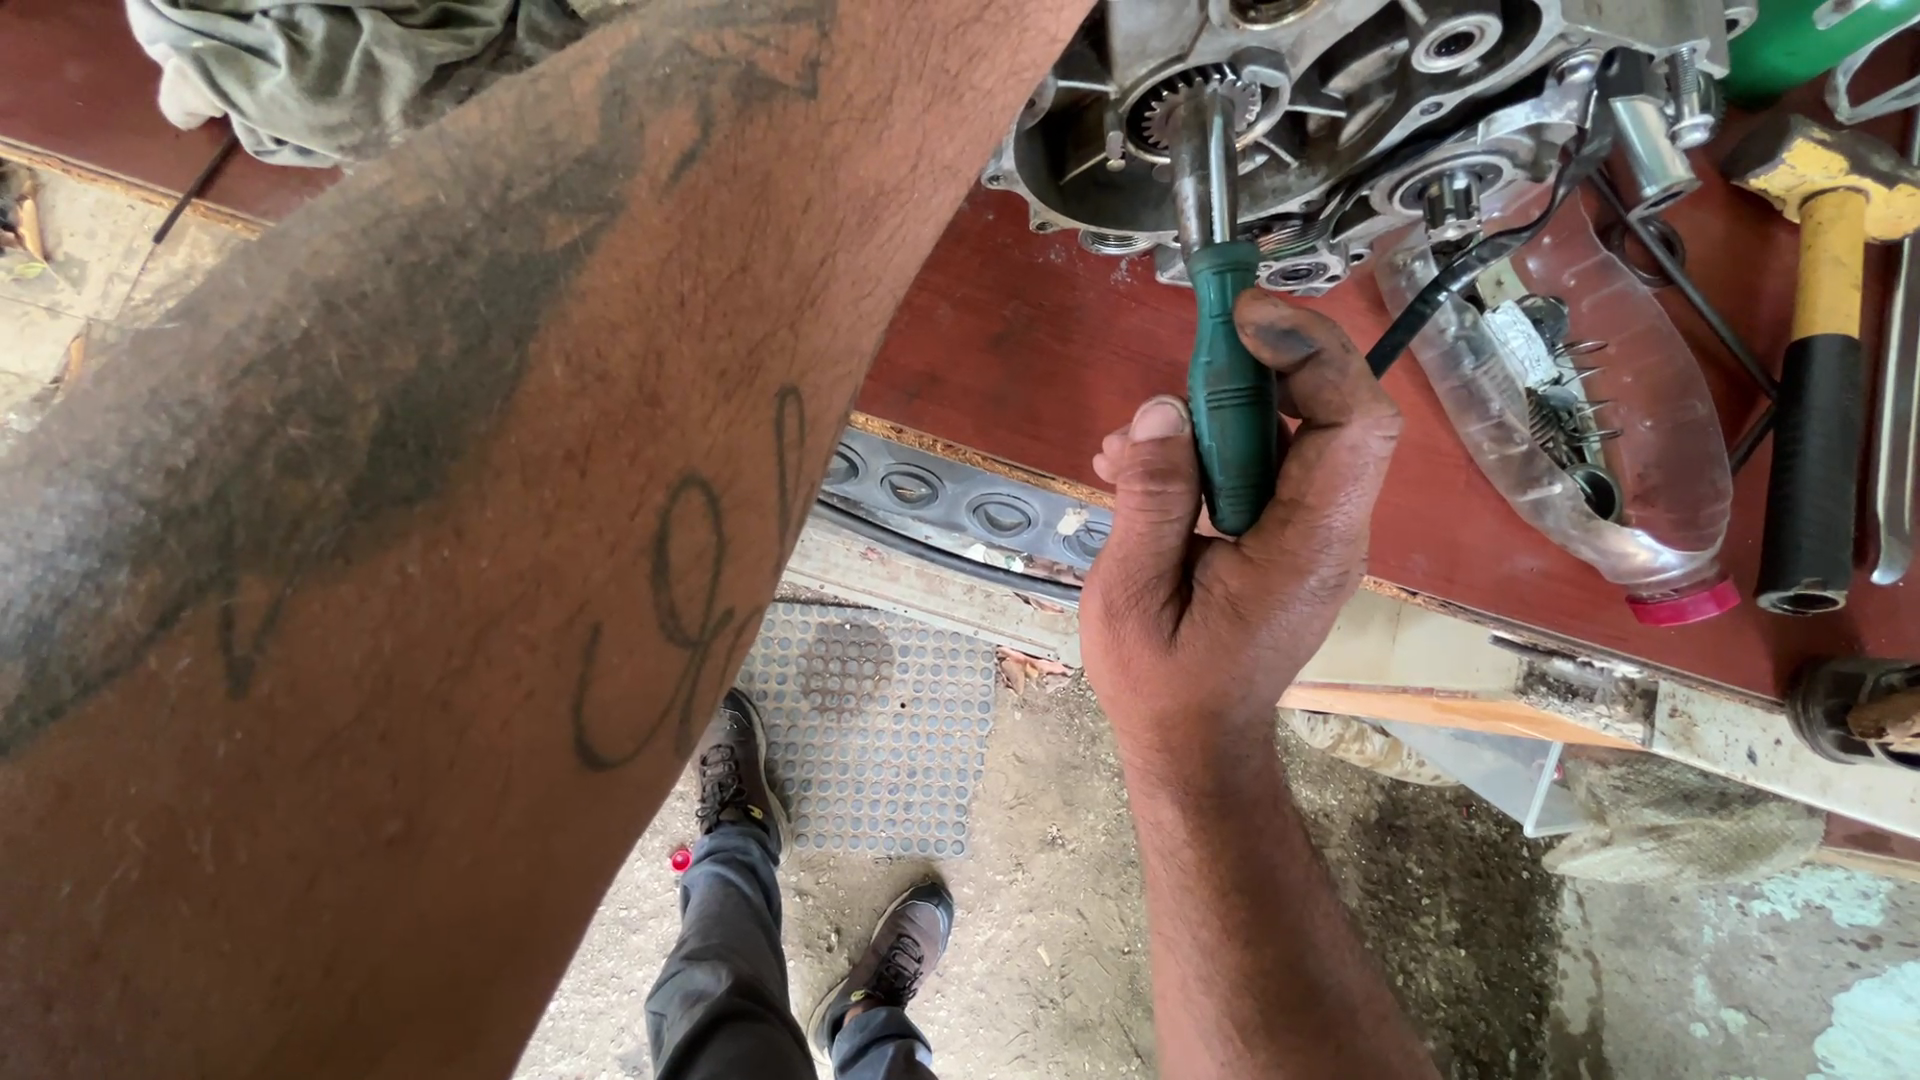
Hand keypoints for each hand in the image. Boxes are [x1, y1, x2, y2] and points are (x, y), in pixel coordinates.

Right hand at [1080, 291, 1400, 780]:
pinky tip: (1134, 477)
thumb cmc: (1162, 685)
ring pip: (1283, 437)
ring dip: (1207, 423)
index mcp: (1306, 546)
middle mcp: (1329, 531)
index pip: (1352, 422)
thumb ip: (1150, 500)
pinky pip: (1258, 471)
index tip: (1240, 316)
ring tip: (1122, 456)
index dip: (1309, 351)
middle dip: (1248, 373)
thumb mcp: (1134, 594)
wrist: (1194, 746)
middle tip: (1171, 375)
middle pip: (1325, 414)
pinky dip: (1203, 457)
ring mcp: (1311, 535)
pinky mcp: (1285, 540)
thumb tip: (1159, 410)